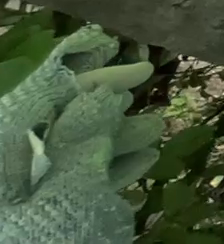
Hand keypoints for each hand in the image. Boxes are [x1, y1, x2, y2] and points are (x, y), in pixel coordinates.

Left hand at [0, 26, 161, 243]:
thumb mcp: (70, 196)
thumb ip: (82, 142)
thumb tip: (99, 93)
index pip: (26, 99)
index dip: (74, 71)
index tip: (126, 53)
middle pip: (42, 127)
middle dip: (99, 106)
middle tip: (147, 87)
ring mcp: (12, 207)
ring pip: (56, 157)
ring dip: (110, 138)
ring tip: (155, 132)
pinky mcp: (31, 225)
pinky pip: (58, 188)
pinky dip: (99, 172)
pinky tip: (138, 165)